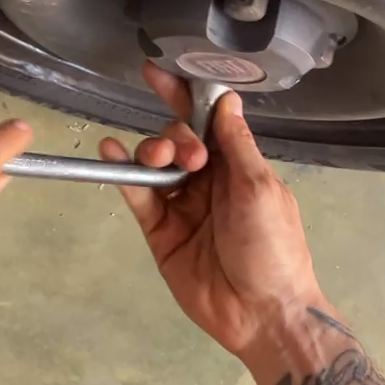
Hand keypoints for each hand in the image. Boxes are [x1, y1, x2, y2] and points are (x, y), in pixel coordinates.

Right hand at [100, 64, 325, 357]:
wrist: (261, 313)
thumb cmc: (273, 247)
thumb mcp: (261, 188)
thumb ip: (237, 144)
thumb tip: (228, 100)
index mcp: (240, 168)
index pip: (207, 122)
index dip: (184, 96)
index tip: (158, 71)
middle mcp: (209, 182)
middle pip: (177, 140)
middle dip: (174, 135)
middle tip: (187, 157)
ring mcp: (182, 207)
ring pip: (155, 165)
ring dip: (150, 150)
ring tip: (157, 159)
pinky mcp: (160, 232)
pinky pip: (139, 197)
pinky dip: (123, 174)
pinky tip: (111, 154)